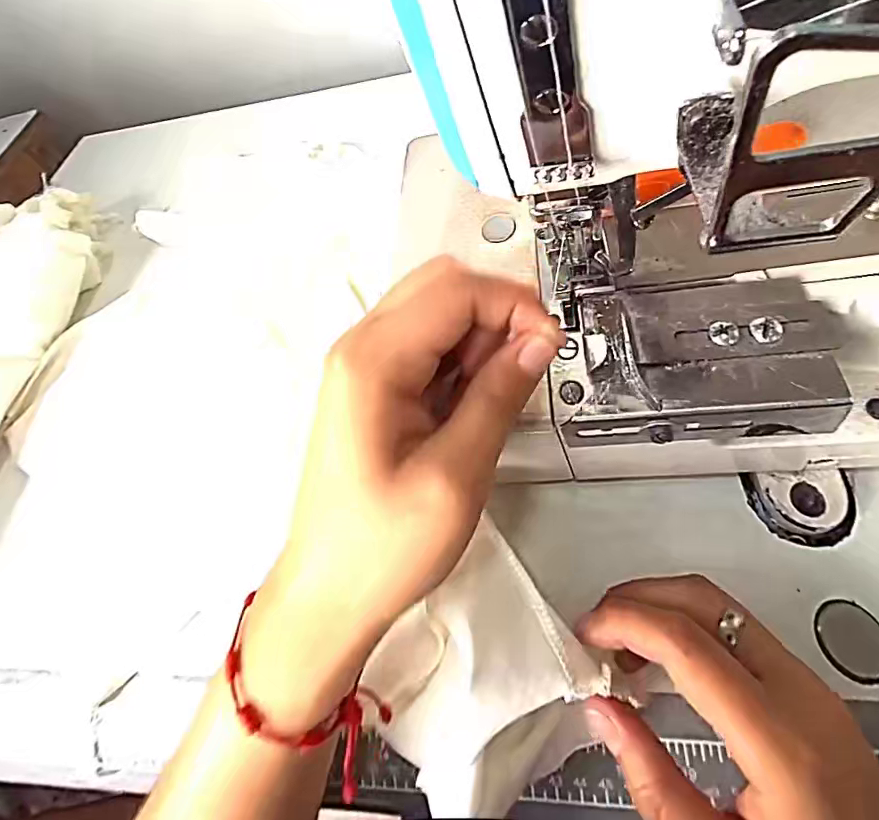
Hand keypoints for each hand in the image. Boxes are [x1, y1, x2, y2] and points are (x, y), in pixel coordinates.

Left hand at [240, 257, 562, 730]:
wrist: (327, 595)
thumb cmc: (382, 549)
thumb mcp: (456, 476)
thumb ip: (499, 396)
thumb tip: (539, 340)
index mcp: (372, 363)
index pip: (456, 291)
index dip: (513, 305)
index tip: (550, 345)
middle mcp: (361, 348)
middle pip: (443, 283)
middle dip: (498, 311)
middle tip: (526, 364)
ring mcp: (364, 363)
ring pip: (439, 306)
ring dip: (482, 333)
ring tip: (496, 392)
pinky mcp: (375, 382)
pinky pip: (429, 340)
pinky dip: (463, 354)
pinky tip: (472, 399)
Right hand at [577, 576, 878, 819]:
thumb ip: (655, 783)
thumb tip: (608, 717)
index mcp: (783, 744)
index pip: (689, 643)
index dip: (628, 622)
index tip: (591, 630)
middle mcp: (804, 697)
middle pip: (706, 601)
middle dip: (640, 598)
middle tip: (598, 625)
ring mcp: (812, 686)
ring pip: (723, 606)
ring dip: (665, 609)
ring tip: (622, 644)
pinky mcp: (811, 689)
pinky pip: (741, 630)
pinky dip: (691, 627)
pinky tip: (666, 658)